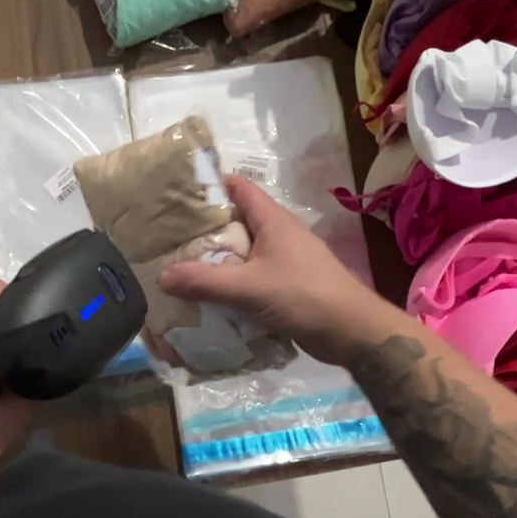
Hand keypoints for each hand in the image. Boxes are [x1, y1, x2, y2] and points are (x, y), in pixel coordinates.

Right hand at [158, 176, 394, 362]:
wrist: (354, 333)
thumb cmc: (305, 296)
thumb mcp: (250, 287)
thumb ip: (205, 281)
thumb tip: (162, 276)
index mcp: (273, 220)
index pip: (240, 187)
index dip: (212, 184)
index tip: (178, 192)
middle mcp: (279, 234)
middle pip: (237, 221)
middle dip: (206, 226)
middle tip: (170, 234)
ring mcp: (285, 260)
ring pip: (243, 252)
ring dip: (217, 258)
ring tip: (181, 264)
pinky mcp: (287, 285)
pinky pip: (251, 276)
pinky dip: (231, 282)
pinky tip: (209, 295)